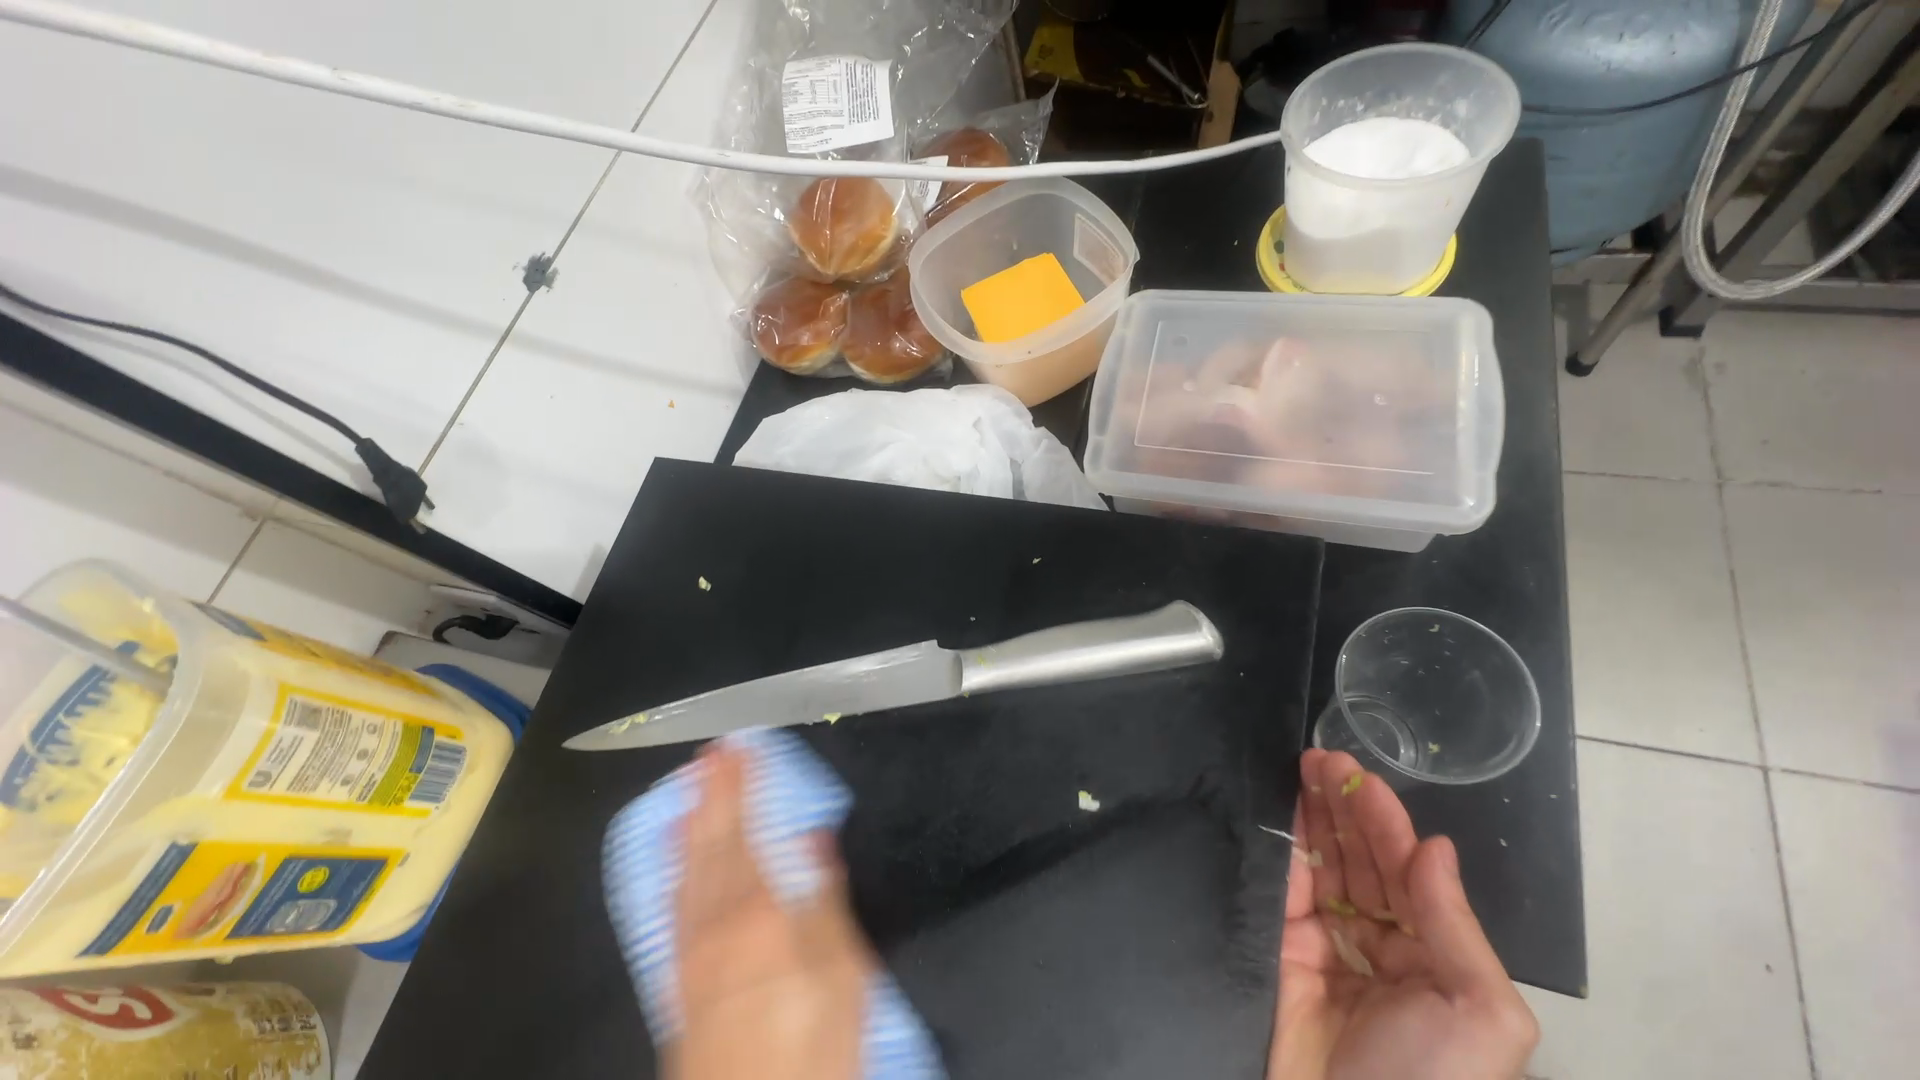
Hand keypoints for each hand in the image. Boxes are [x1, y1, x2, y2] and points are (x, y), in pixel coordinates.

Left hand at [670, 744, 869, 1079]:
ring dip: (688, 824)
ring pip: (686, 870)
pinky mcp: (679, 978)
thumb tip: (813, 839)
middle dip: (709, 794)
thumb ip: (825, 899)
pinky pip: (672, 906)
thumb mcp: (844, 973)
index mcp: (761, 910)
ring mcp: (692, 950)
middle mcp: (718, 920)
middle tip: (708, 755)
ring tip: (687, 791)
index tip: (741, 749)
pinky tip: (675, 863)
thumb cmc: (811, 1044)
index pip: (749, 831)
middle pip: (711, 843)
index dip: (743, 787)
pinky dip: (673, 871)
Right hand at [1269, 749, 1537, 1079]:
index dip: (1385, 823)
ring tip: (1302, 768)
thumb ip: (1454, 925)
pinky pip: (1285, 891)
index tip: (1358, 774)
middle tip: (1321, 757)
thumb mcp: (1478, 1016)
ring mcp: (1329, 950)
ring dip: (1314, 818)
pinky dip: (1284, 851)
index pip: (1408, 875)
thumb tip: (1435, 847)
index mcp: (1437, 960)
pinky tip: (1281, 815)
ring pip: (1323, 869)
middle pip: (1363, 862)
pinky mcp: (1282, 955)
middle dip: (1345, 807)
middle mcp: (1385, 948)